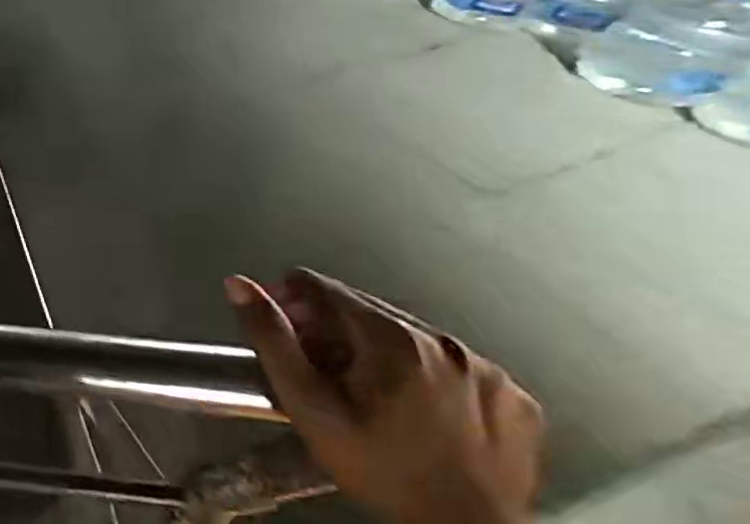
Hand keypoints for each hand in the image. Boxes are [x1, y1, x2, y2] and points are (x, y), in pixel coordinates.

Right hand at [226, 270, 543, 523]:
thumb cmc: (380, 472)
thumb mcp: (308, 405)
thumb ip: (270, 337)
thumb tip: (239, 284)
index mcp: (393, 339)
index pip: (321, 287)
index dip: (291, 303)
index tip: (285, 331)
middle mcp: (445, 343)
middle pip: (363, 309)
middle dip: (332, 329)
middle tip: (320, 370)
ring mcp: (488, 371)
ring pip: (408, 334)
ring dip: (377, 349)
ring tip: (366, 393)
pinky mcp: (516, 398)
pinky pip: (452, 364)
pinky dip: (426, 374)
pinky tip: (416, 408)